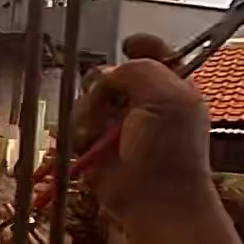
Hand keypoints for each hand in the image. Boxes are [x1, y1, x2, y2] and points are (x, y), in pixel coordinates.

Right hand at [68, 32, 213, 219]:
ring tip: (100, 135)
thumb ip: (139, 71)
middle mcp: (140, 101)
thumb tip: (106, 75)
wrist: (152, 198)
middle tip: (109, 103)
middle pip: (105, 76)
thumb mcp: (167, 99)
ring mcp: (115, 123)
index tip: (126, 45)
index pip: (152, 53)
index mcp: (168, 87)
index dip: (138, 45)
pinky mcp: (93, 143)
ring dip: (87, 116)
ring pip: (84, 101)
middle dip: (100, 88)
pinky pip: (73, 126)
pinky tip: (89, 146)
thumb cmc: (170, 150)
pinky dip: (79, 134)